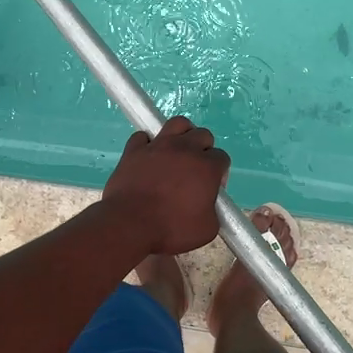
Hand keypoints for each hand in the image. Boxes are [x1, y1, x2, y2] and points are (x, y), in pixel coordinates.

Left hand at [99, 116, 230, 255]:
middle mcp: (184, 149)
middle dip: (203, 149)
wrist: (130, 224)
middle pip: (202, 134)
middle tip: (194, 170)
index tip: (210, 187)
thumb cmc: (171, 229)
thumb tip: (207, 204)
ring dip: (181, 134)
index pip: (221, 158)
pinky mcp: (134, 149)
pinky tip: (147, 157)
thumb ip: (213, 211)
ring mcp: (158, 145)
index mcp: (206, 167)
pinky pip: (142, 136)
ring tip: (176, 151)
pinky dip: (146, 144)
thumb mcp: (207, 229)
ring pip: (177, 124)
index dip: (218, 172)